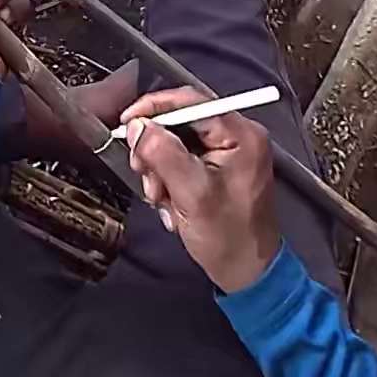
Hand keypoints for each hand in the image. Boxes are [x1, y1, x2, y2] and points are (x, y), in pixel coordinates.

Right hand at [121, 87, 283, 292]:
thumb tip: (136, 126)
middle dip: (154, 146)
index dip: (153, 107)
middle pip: (178, 120)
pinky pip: (179, 157)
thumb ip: (163, 153)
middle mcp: (236, 135)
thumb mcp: (192, 194)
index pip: (188, 100)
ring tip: (160, 196)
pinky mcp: (217, 166)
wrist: (248, 275)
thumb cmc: (228, 237)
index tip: (127, 123)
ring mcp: (227, 151)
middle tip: (143, 171)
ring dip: (158, 166)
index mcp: (240, 134)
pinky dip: (167, 176)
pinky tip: (170, 200)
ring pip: (174, 140)